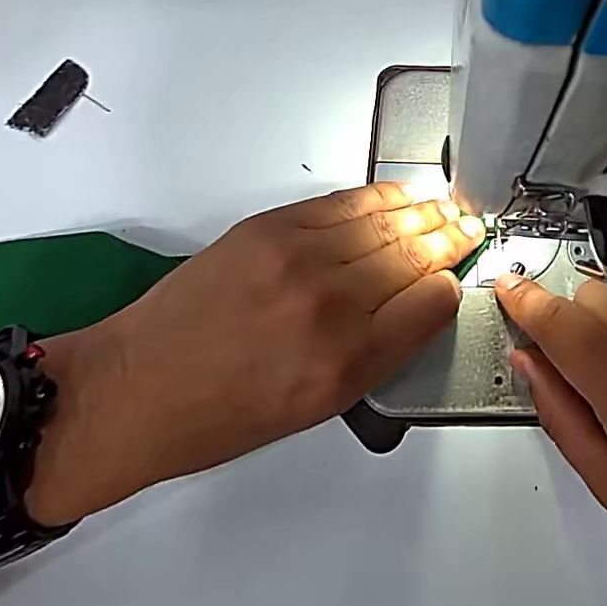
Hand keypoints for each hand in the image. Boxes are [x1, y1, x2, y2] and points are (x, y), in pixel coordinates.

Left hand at [27, 182, 483, 522]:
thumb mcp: (318, 405)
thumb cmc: (221, 411)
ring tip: (449, 206)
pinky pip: (345, 202)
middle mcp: (328, 303)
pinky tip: (404, 194)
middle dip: (450, 237)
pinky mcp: (270, 226)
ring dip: (425, 210)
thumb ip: (381, 351)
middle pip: (414, 254)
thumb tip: (421, 303)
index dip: (452, 284)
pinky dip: (382, 195)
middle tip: (470, 227)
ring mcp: (297, 255)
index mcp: (345, 361)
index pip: (430, 303)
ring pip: (386, 221)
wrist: (136, 387)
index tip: (459, 275)